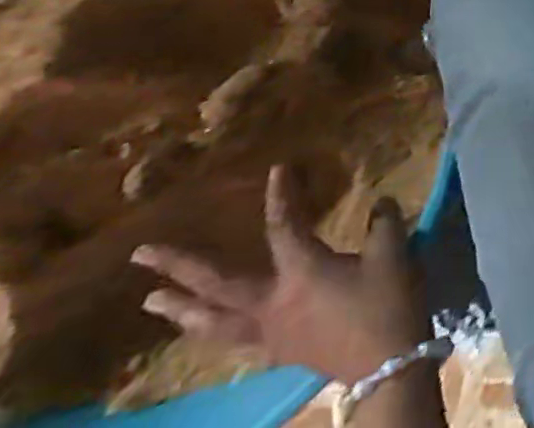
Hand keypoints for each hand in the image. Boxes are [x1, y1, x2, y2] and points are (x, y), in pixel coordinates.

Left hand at [132, 166, 430, 383]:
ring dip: (182, 310)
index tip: (277, 170)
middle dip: (179, 267)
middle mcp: (275, 301)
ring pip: (215, 322)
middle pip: (218, 284)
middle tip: (141, 255)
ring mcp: (273, 331)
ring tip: (152, 302)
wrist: (387, 364)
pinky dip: (216, 333)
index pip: (284, 226)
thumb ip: (383, 222)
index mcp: (302, 271)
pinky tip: (210, 331)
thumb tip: (379, 202)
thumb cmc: (387, 303)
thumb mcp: (393, 253)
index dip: (281, 196)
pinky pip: (237, 341)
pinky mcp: (282, 351)